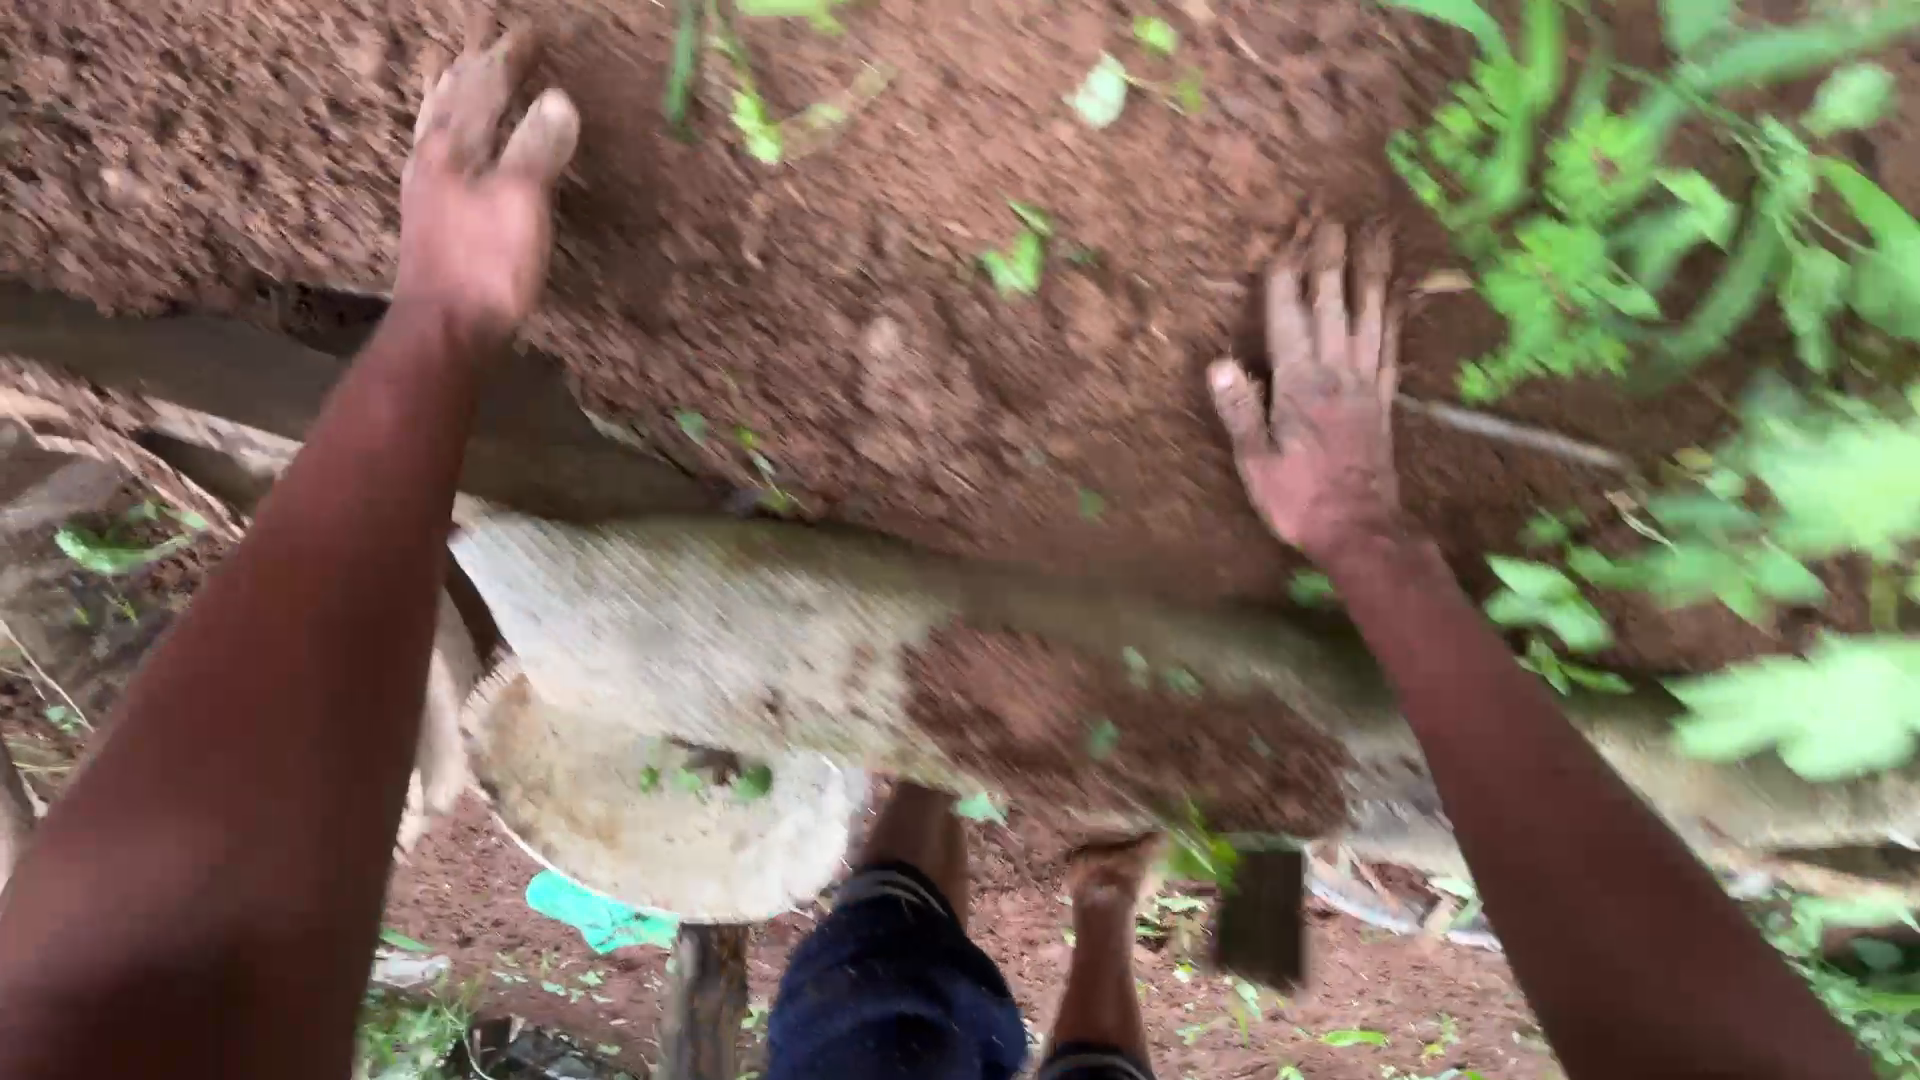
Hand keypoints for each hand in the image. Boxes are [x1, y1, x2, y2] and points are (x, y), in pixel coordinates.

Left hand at [395, 23, 578, 345]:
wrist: (448, 323)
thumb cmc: (487, 265)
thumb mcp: (521, 203)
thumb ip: (537, 149)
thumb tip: (558, 100)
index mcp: (455, 144)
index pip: (485, 85)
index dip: (511, 56)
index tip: (535, 32)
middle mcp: (434, 154)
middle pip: (453, 93)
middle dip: (476, 62)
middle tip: (490, 36)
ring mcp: (429, 183)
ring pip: (438, 119)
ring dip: (449, 88)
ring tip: (449, 63)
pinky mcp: (433, 212)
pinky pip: (436, 150)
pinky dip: (442, 129)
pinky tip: (444, 140)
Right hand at [1208, 226, 1405, 560]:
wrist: (1359, 527)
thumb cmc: (1297, 498)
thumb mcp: (1254, 461)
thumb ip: (1239, 409)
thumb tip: (1218, 362)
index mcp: (1299, 385)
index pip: (1289, 319)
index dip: (1285, 278)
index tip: (1284, 239)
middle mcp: (1337, 374)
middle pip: (1333, 304)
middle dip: (1329, 259)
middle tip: (1331, 218)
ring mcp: (1365, 383)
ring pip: (1369, 315)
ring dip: (1369, 272)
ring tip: (1373, 235)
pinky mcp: (1382, 399)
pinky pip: (1390, 345)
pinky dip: (1392, 313)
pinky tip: (1393, 295)